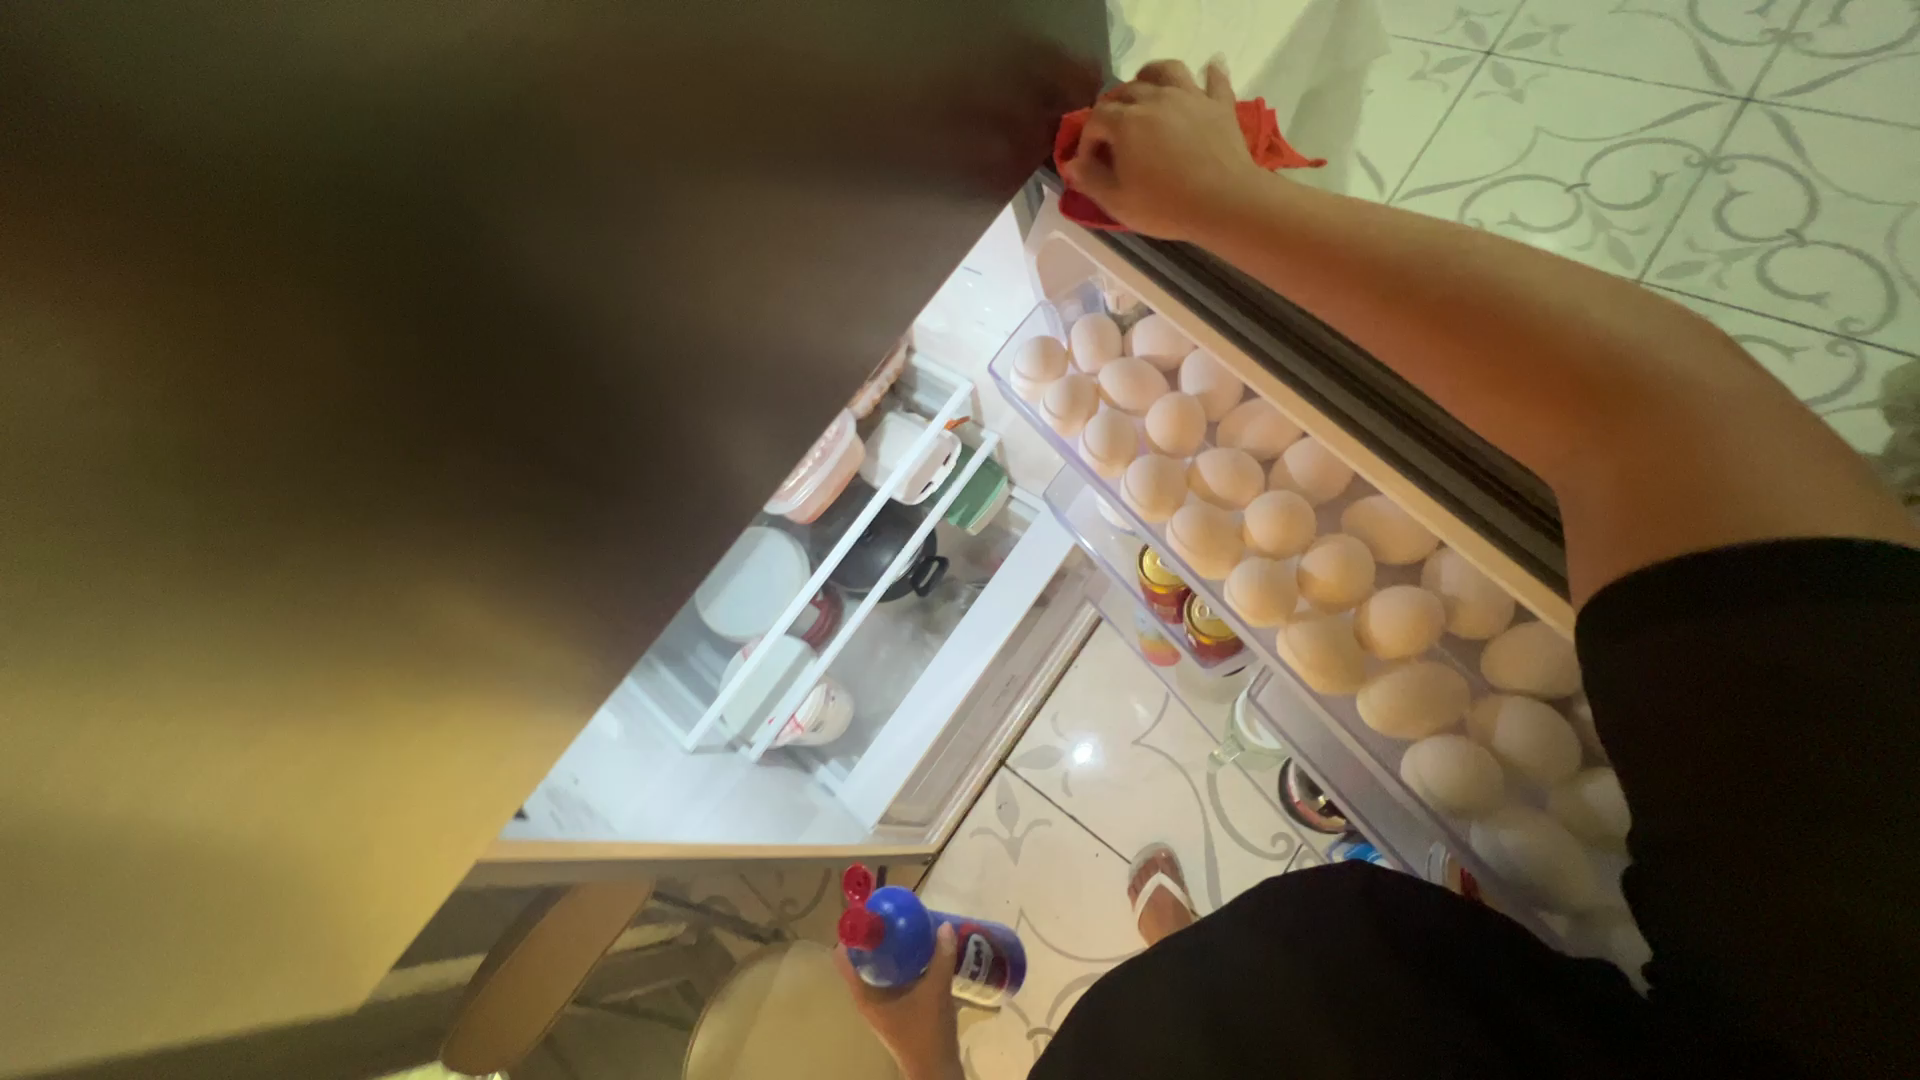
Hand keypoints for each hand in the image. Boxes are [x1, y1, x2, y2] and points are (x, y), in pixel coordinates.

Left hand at [834, 924, 963, 1079]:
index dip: (854, 932)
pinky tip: (919, 951)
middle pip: (861, 958)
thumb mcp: (936, 991)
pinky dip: (899, 962)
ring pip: (876, 967)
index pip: (844, 956)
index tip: (872, 911)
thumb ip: (941, 958)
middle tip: (895, 916)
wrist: (936, 1070)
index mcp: (864, 993)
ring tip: (907, 927)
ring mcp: (879, 1003)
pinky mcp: (893, 1007)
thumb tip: (944, 926)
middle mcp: (866, 996)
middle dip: (876, 936)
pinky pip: (890, 976)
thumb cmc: (927, 1032)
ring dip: (889, 948)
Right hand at [1062, 59, 1265, 240]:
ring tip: (1147, 90)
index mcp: (1125, 122)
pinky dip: (1208, 74)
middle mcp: (1155, 99)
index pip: (1095, 120)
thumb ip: (1090, 180)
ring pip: (1165, 70)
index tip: (1089, 164)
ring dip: (1151, 76)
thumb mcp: (1117, 202)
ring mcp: (1190, 96)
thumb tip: (1071, 165)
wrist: (1223, 202)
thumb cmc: (1164, 206)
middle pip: (1126, 90)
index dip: (1087, 140)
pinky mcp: (1219, 103)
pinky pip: (1213, 79)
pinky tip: (1205, 75)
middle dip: (1113, 109)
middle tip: (1113, 133)